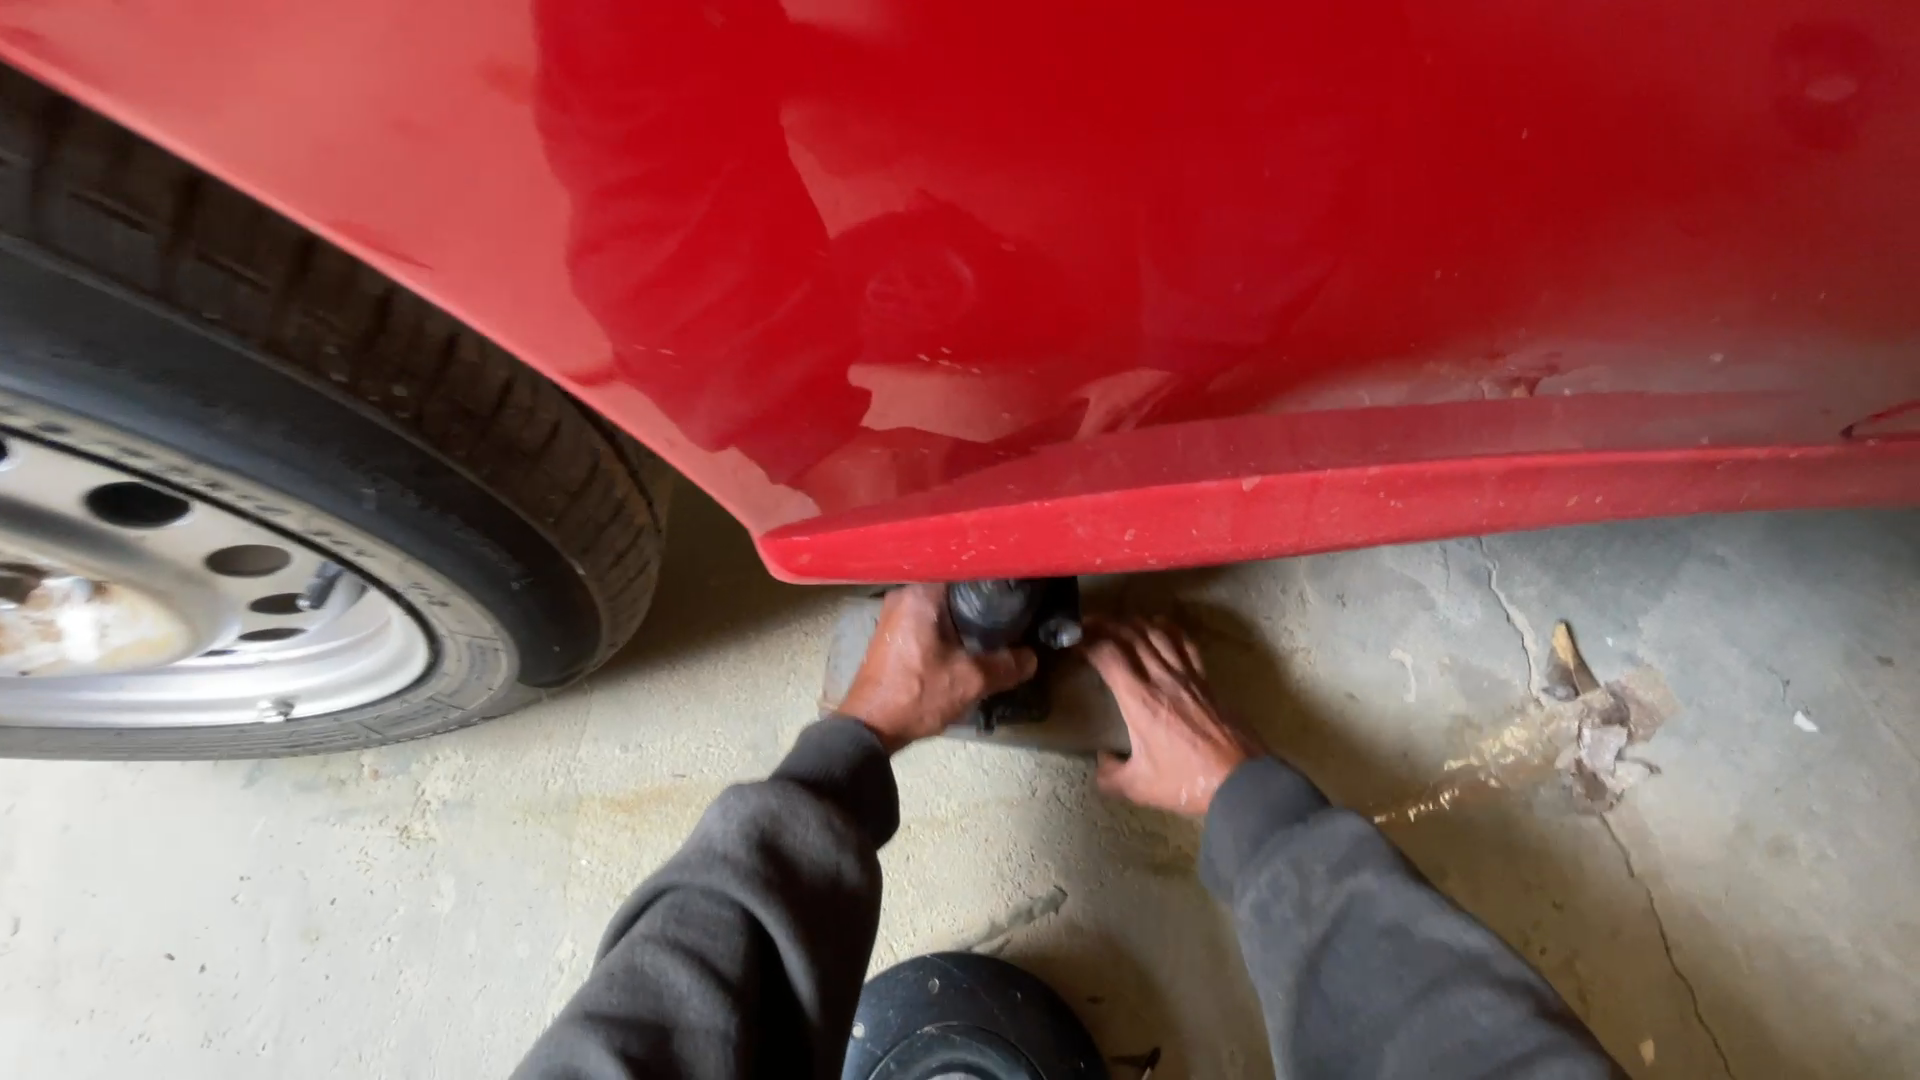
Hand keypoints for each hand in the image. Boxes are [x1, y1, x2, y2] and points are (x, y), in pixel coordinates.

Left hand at [839, 584, 1038, 752]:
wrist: (870, 726)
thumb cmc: (918, 693)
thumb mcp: (971, 680)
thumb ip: (1006, 665)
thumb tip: (1031, 658)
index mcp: (921, 593)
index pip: (966, 570)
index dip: (994, 579)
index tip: (1016, 589)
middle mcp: (904, 594)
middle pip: (953, 588)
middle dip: (980, 599)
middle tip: (1010, 611)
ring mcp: (894, 614)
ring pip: (940, 605)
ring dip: (963, 616)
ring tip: (994, 627)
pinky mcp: (892, 634)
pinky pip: (928, 620)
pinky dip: (947, 627)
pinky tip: (966, 641)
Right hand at [1083, 617, 1262, 815]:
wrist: (1241, 781)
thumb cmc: (1186, 782)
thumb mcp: (1139, 787)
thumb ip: (1111, 775)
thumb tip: (1102, 762)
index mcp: (1139, 699)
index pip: (1108, 655)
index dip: (1087, 642)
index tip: (1073, 641)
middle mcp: (1161, 678)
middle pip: (1131, 635)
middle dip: (1105, 624)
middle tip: (1088, 623)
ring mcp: (1187, 676)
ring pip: (1157, 634)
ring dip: (1134, 622)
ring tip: (1118, 622)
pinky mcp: (1206, 681)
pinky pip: (1185, 644)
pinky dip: (1169, 629)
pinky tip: (1160, 624)